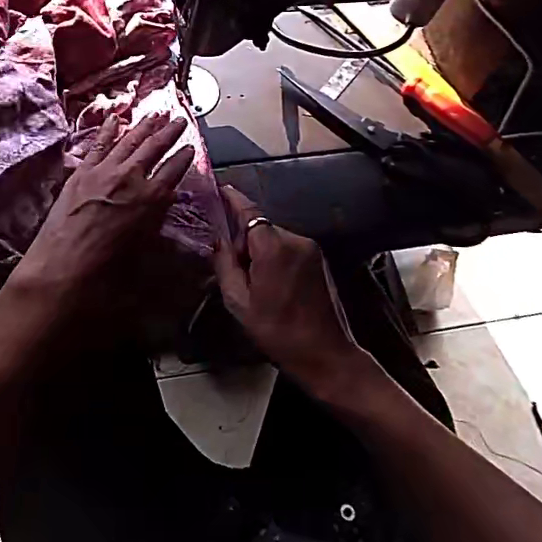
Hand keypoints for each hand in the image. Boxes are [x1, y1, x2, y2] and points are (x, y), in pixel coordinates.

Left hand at [8, 111, 194, 307]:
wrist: (64, 262)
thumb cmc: (107, 264)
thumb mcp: (144, 243)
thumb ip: (157, 217)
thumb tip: (166, 199)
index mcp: (151, 197)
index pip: (174, 170)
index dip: (184, 157)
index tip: (191, 147)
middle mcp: (130, 177)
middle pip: (154, 148)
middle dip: (169, 132)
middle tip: (179, 120)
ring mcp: (105, 171)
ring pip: (129, 140)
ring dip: (145, 126)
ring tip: (156, 114)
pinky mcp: (82, 171)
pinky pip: (99, 144)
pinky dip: (108, 130)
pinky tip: (116, 119)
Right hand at [210, 186, 374, 396]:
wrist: (324, 354)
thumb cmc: (278, 332)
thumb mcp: (238, 302)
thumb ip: (224, 264)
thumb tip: (217, 241)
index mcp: (273, 248)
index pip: (248, 211)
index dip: (231, 199)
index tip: (218, 188)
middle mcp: (295, 240)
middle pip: (259, 228)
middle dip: (243, 242)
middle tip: (235, 273)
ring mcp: (311, 249)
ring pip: (273, 238)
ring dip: (259, 252)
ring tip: (256, 286)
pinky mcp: (319, 259)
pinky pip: (288, 248)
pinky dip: (275, 258)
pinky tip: (272, 286)